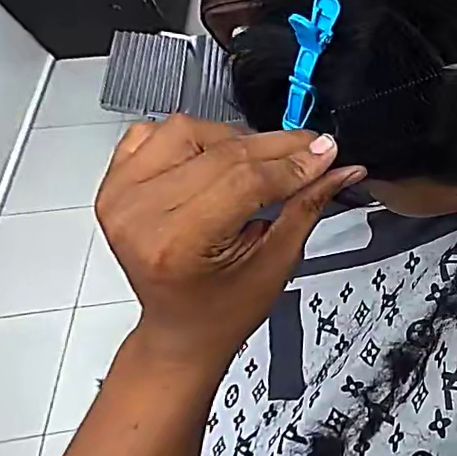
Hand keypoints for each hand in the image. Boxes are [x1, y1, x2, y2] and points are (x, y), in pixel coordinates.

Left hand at [94, 115, 366, 371]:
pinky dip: (193, 136)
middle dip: (281, 147)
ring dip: (238, 139)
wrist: (183, 325)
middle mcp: (139, 213)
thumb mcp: (279, 259)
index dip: (296, 163)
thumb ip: (308, 204)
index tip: (329, 154)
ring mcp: (120, 193)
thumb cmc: (224, 308)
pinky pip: (155, 132)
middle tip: (316, 150)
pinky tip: (218, 157)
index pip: (247, 179)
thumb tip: (340, 168)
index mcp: (177, 243)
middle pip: (224, 151)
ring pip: (191, 130)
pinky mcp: (116, 181)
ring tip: (264, 162)